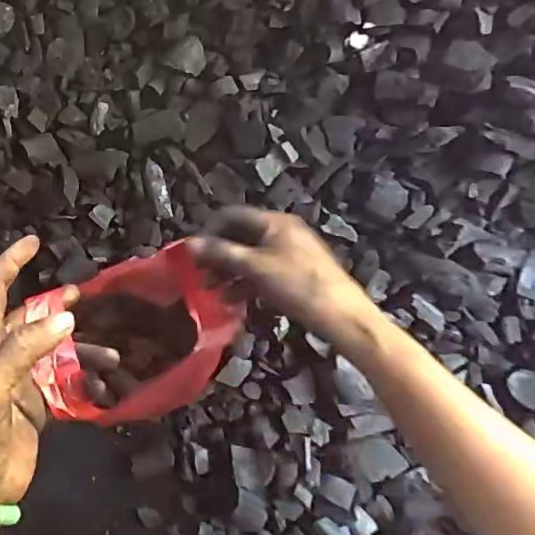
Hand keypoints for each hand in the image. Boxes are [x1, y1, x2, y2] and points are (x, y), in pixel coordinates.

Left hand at [0, 235, 79, 505]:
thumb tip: (64, 318)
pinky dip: (86, 377)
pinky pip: (66, 381)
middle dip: (58, 305)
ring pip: (54, 350)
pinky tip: (106, 380)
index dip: (10, 263)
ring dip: (80, 347)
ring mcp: (21, 379)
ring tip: (111, 352)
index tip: (34, 242)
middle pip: (31, 317)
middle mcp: (2, 354)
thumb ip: (24, 349)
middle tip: (90, 299)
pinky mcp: (37, 405)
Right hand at [184, 207, 383, 351]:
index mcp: (274, 223)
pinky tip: (233, 299)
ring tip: (212, 291)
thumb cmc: (298, 286)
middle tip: (200, 274)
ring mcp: (290, 253)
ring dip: (227, 272)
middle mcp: (282, 232)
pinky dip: (245, 282)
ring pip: (249, 256)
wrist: (345, 318)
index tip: (193, 252)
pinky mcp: (295, 274)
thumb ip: (220, 253)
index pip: (231, 216)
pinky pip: (262, 271)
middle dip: (217, 255)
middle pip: (239, 237)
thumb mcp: (254, 267)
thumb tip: (189, 244)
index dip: (208, 231)